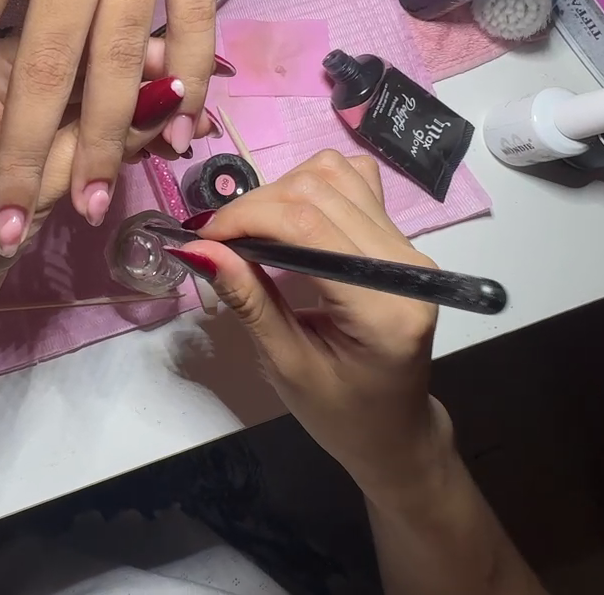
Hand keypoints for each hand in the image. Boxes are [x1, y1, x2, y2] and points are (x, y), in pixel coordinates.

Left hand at [0, 38, 185, 338]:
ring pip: (98, 109)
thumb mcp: (15, 177)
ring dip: (143, 122)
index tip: (190, 85)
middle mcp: (14, 82)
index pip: (75, 47)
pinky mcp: (42, 157)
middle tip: (197, 119)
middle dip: (148, 93)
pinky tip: (166, 148)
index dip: (136, 60)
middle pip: (93, 76)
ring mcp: (28, 120)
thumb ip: (88, 142)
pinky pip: (91, 141)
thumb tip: (165, 97)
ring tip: (191, 137)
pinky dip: (126, 147)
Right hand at [172, 151, 450, 495]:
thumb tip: (197, 248)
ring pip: (332, 172)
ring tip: (255, 231)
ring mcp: (406, 245)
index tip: (204, 237)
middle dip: (254, 206)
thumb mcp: (285, 364)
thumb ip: (247, 299)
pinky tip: (292, 218)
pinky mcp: (398, 236)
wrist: (395, 430)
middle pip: (315, 191)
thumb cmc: (341, 412)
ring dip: (279, 191)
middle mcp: (405, 264)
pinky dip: (310, 185)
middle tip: (220, 240)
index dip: (247, 218)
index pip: (307, 226)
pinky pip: (351, 179)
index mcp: (383, 307)